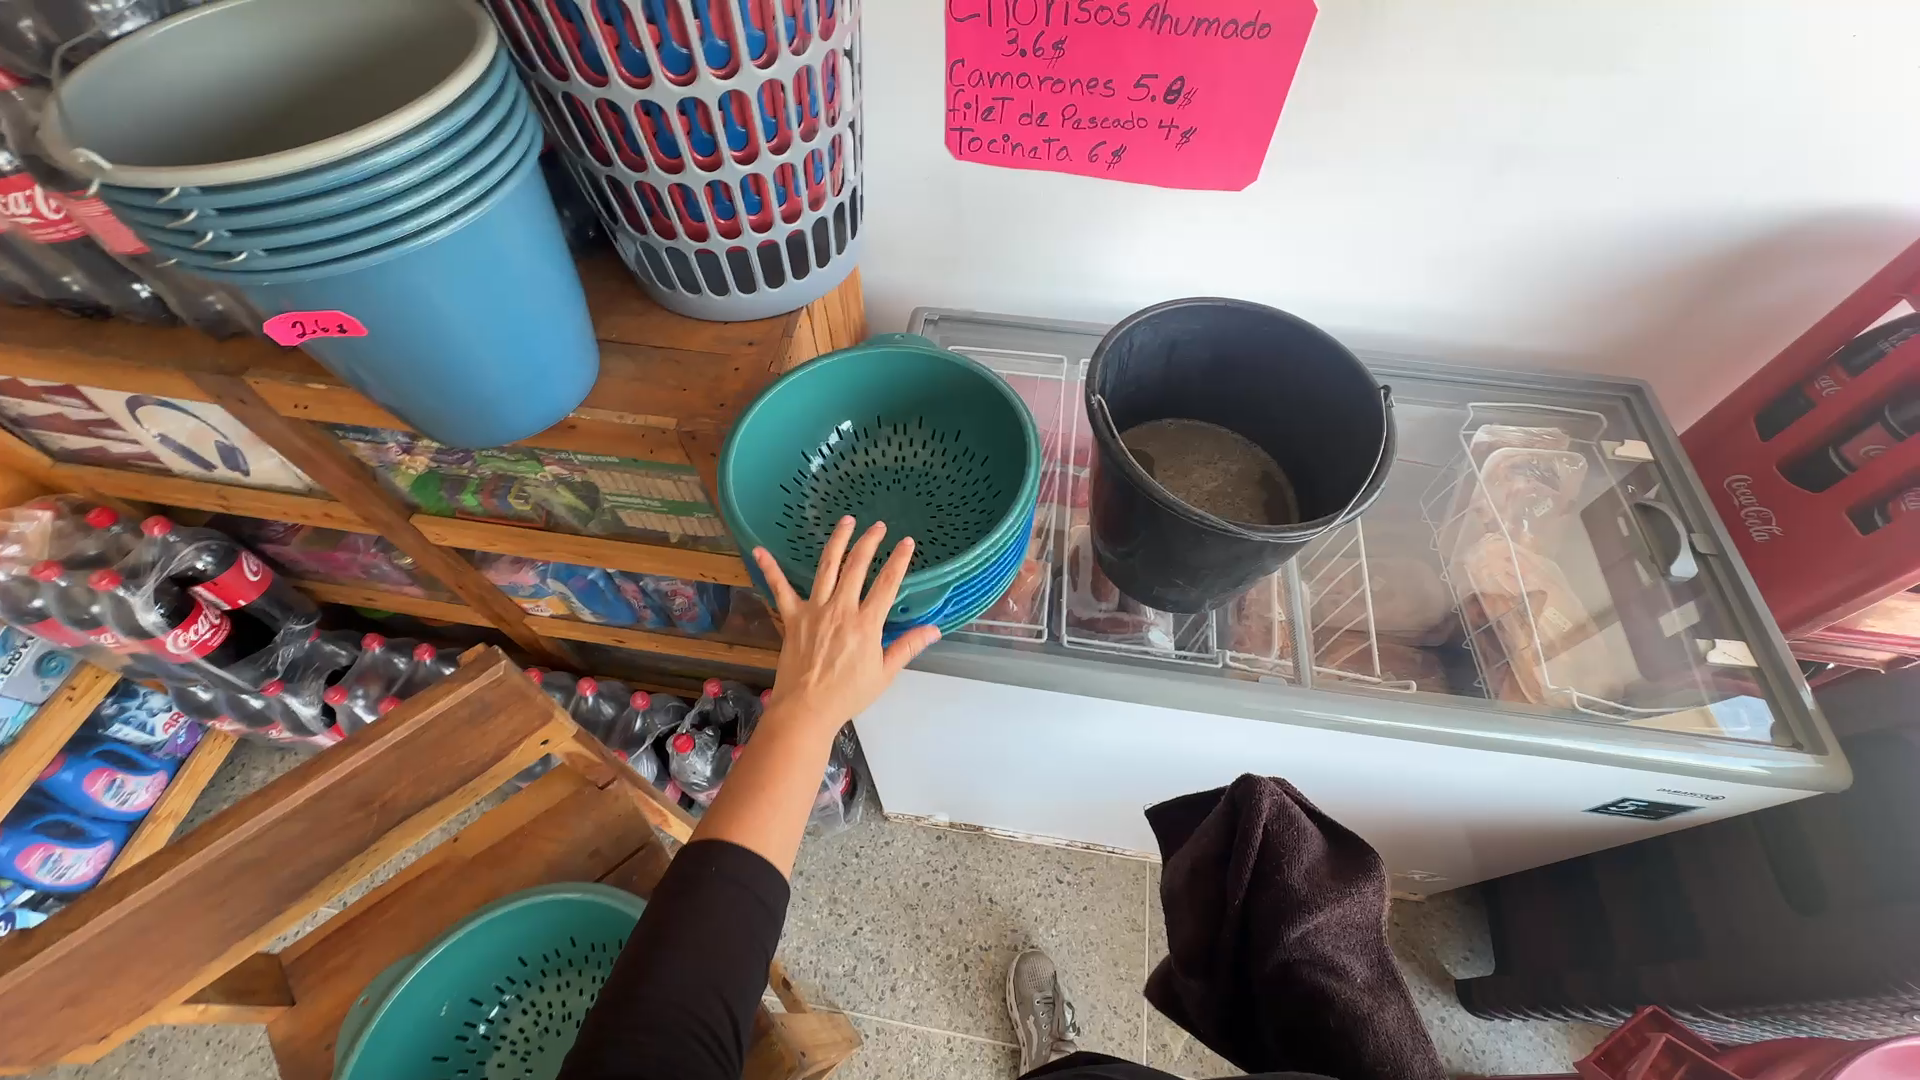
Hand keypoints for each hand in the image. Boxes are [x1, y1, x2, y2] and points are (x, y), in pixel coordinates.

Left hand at [752, 516, 940, 733]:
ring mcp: (814, 610)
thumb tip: (934, 630)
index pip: (888, 583)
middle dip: (870, 542)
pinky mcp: (792, 617)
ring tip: (847, 521)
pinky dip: (770, 569)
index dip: (899, 560)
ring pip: (827, 567)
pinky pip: (779, 589)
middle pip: (857, 566)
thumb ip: (907, 647)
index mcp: (866, 623)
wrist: (806, 709)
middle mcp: (841, 609)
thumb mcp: (885, 673)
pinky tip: (760, 550)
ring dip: (838, 541)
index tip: (907, 542)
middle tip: (879, 527)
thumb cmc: (847, 694)